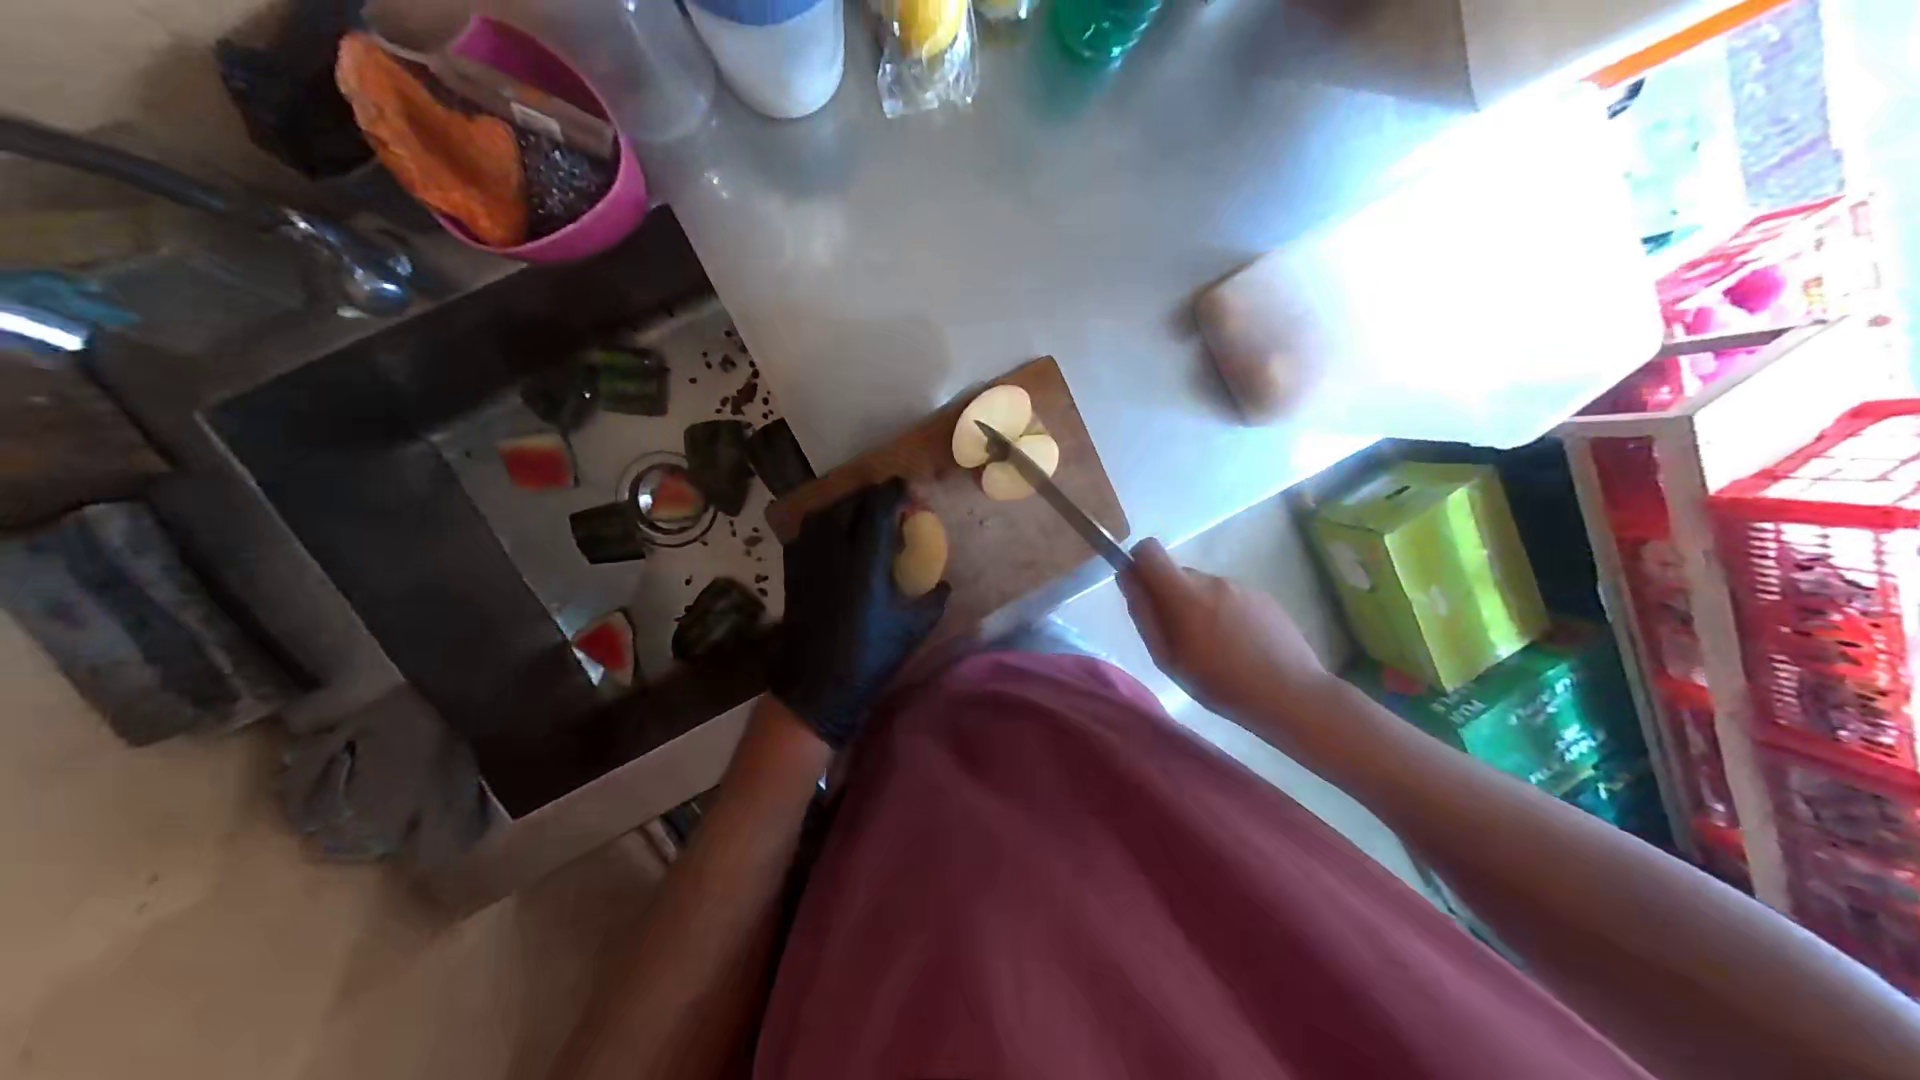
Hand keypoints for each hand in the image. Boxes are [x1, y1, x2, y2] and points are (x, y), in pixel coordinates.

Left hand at [769, 478, 950, 747]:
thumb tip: (943, 582)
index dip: (893, 492)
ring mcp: (808, 559)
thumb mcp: (913, 628)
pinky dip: (822, 526)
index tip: (904, 487)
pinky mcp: (793, 572)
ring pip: (823, 514)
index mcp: (867, 560)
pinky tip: (833, 539)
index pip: (878, 507)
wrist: (818, 684)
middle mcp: (834, 550)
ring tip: (859, 515)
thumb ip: (933, 599)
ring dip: (844, 507)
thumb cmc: (871, 656)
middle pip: (849, 503)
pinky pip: (805, 534)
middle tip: (886, 501)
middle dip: (870, 496)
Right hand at [1117, 538, 1329, 720]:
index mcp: (1184, 593)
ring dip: (1199, 609)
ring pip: (1204, 588)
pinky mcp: (1263, 597)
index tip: (1141, 592)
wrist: (1291, 694)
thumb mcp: (1167, 658)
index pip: (1148, 551)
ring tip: (1214, 648)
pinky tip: (1239, 647)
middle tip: (1181, 639)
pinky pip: (1230, 598)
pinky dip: (1225, 615)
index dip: (1138, 564)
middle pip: (1177, 575)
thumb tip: (1126, 578)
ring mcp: (1241, 586)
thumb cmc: (1220, 684)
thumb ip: (1144, 614)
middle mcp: (1212, 580)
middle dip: (1170, 597)